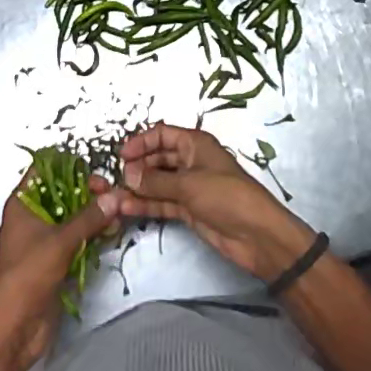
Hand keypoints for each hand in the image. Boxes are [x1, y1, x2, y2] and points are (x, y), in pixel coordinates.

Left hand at [0, 169, 122, 367]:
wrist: (13, 330)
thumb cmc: (27, 276)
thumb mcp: (60, 242)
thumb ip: (90, 217)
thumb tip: (116, 195)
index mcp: (23, 202)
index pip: (46, 169)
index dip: (69, 166)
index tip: (95, 172)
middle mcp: (32, 215)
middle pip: (62, 191)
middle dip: (88, 192)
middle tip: (112, 196)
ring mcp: (43, 238)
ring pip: (72, 215)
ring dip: (94, 214)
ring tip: (117, 215)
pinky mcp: (54, 259)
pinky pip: (76, 237)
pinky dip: (92, 233)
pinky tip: (111, 231)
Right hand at [118, 122, 316, 279]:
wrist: (257, 236)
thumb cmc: (227, 196)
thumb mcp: (189, 184)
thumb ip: (156, 182)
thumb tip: (127, 175)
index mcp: (195, 144)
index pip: (162, 135)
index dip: (141, 142)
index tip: (120, 155)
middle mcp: (190, 161)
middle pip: (157, 158)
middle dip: (136, 167)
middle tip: (114, 178)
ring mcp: (189, 187)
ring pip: (157, 183)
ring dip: (137, 189)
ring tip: (112, 196)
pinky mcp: (188, 210)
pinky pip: (162, 202)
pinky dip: (145, 204)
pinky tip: (125, 208)